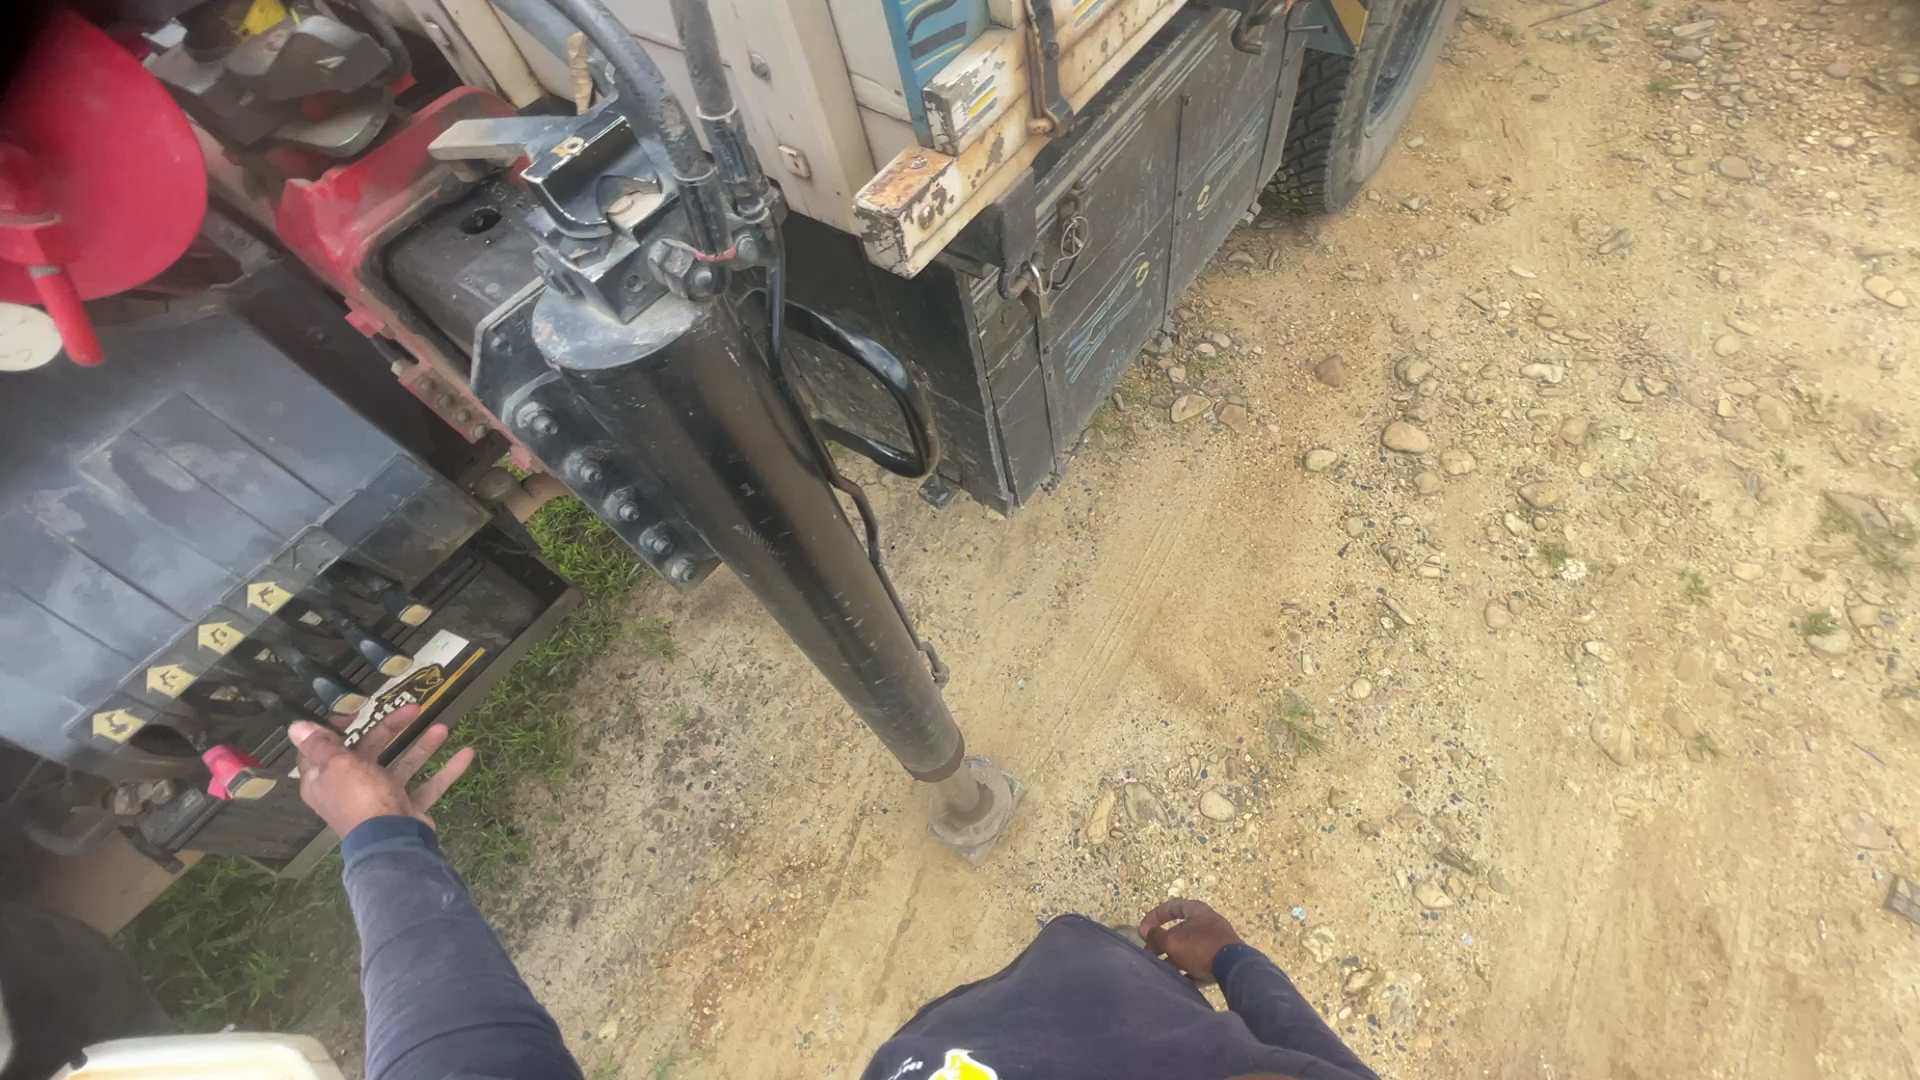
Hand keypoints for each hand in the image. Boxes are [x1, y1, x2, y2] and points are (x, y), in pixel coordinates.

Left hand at [287, 704, 474, 837]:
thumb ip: (322, 745)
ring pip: (402, 765)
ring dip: (423, 746)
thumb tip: (296, 726)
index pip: (326, 747)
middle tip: (414, 709)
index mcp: (327, 778)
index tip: (358, 710)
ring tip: (443, 728)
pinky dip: (447, 770)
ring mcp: (382, 797)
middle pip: (371, 750)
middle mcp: (351, 786)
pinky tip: (467, 754)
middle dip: (392, 728)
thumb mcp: (338, 767)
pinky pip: (428, 784)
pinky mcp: (407, 806)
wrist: (391, 841)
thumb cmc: (360, 799)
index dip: (339, 726)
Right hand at [1138, 898, 1244, 985]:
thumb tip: (1145, 933)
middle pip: (1180, 930)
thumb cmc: (1200, 947)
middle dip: (1163, 943)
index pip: (1171, 907)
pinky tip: (1181, 981)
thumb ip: (1156, 937)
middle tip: (1151, 954)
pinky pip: (1202, 963)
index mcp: (1196, 910)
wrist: (1234, 969)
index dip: (1154, 917)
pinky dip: (1190, 970)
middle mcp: (1207, 923)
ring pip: (1190, 948)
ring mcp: (1217, 942)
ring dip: (1175, 958)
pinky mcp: (1224, 960)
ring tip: (1163, 970)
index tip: (1143, 930)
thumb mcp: (1172, 941)